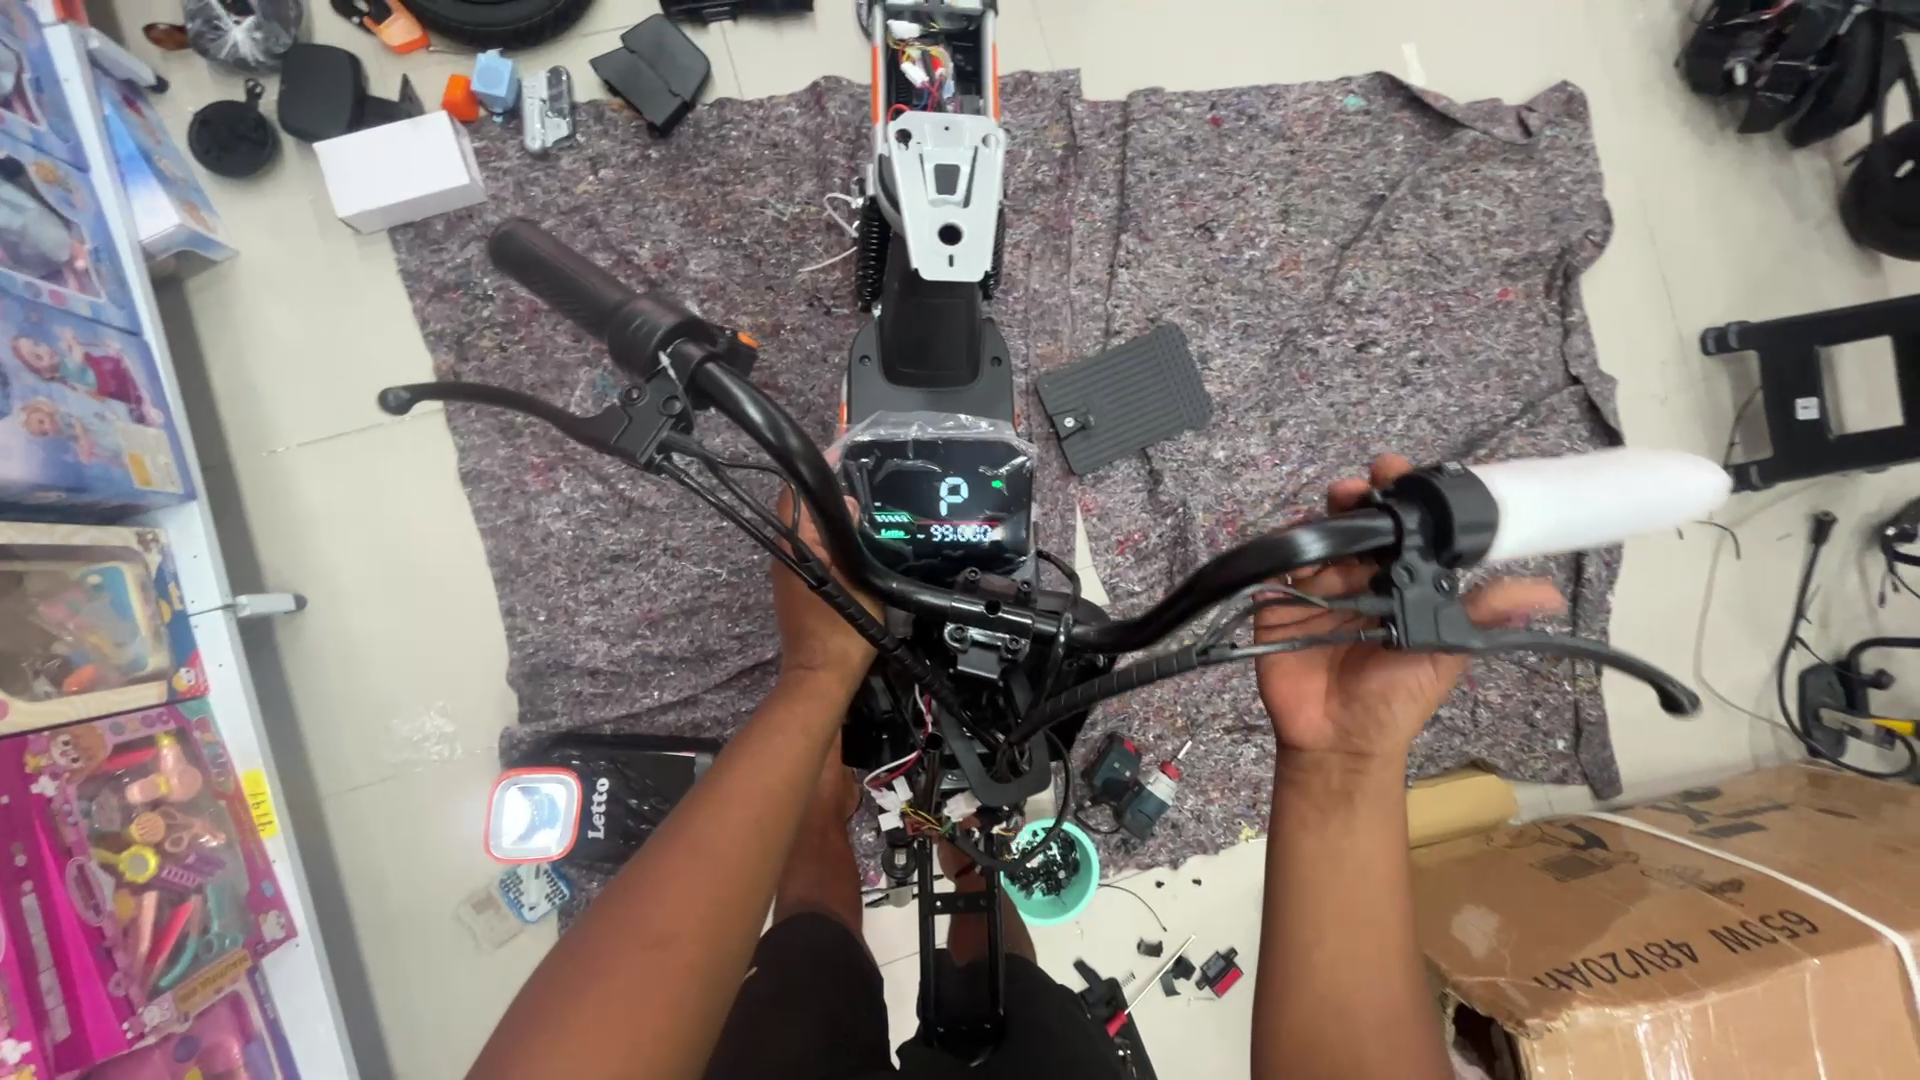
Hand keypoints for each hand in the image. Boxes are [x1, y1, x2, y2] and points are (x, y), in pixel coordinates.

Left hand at [772, 490, 879, 690]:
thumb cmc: (842, 630)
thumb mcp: (858, 579)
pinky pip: (813, 552)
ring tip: (865, 514)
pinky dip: (831, 543)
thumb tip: (849, 504)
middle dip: (829, 497)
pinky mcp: (796, 589)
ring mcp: (788, 573)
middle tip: (864, 487)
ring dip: (831, 521)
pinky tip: (856, 546)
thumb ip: (851, 539)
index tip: (840, 456)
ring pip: (809, 533)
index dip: (817, 473)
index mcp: (797, 546)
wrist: (822, 676)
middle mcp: (785, 554)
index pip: (796, 494)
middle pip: (802, 511)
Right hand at [1253, 454, 1564, 764]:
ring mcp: (1316, 588)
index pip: (1402, 532)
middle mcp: (1356, 577)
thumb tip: (1547, 594)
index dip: (1402, 501)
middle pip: (1355, 526)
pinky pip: (1277, 569)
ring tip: (1337, 504)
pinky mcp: (1278, 604)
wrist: (1340, 738)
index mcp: (1399, 583)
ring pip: (1318, 539)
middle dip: (1358, 498)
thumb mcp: (1446, 655)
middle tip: (1364, 485)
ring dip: (1324, 517)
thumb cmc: (1396, 698)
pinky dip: (1284, 550)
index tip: (1404, 474)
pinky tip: (1298, 540)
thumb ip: (1480, 619)